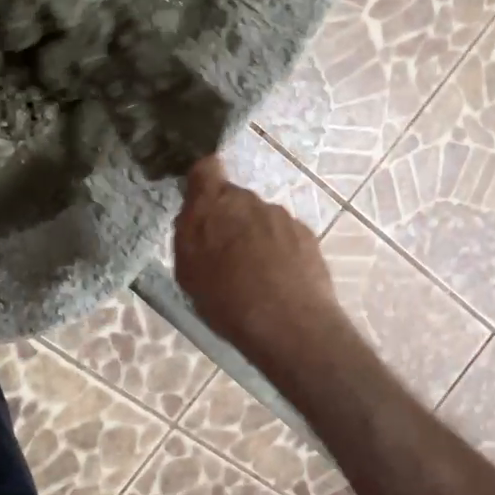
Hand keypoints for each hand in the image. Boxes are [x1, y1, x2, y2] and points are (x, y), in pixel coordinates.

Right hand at [173, 155, 340, 352]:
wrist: (290, 327)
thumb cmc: (226, 299)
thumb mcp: (188, 270)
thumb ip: (188, 234)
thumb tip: (195, 219)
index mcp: (211, 204)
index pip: (205, 168)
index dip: (203, 179)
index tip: (202, 199)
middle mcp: (246, 200)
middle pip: (234, 199)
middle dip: (230, 219)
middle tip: (228, 255)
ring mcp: (280, 216)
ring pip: (260, 218)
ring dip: (256, 236)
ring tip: (258, 275)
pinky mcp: (307, 234)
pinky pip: (285, 235)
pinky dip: (281, 250)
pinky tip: (281, 281)